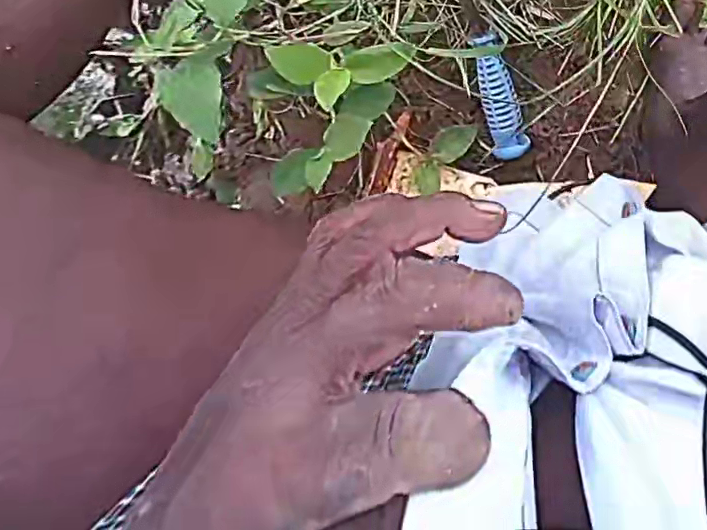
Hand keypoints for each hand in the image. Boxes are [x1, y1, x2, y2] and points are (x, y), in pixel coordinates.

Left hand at [135, 193, 523, 529]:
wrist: (196, 495)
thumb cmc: (250, 485)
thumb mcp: (327, 476)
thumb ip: (398, 445)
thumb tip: (472, 421)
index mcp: (316, 339)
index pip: (398, 296)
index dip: (461, 296)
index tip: (510, 310)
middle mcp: (309, 305)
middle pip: (371, 234)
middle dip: (437, 216)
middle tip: (490, 221)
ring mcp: (301, 299)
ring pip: (355, 228)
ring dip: (412, 212)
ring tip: (457, 215)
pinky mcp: (298, 305)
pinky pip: (342, 241)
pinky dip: (382, 226)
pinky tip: (404, 241)